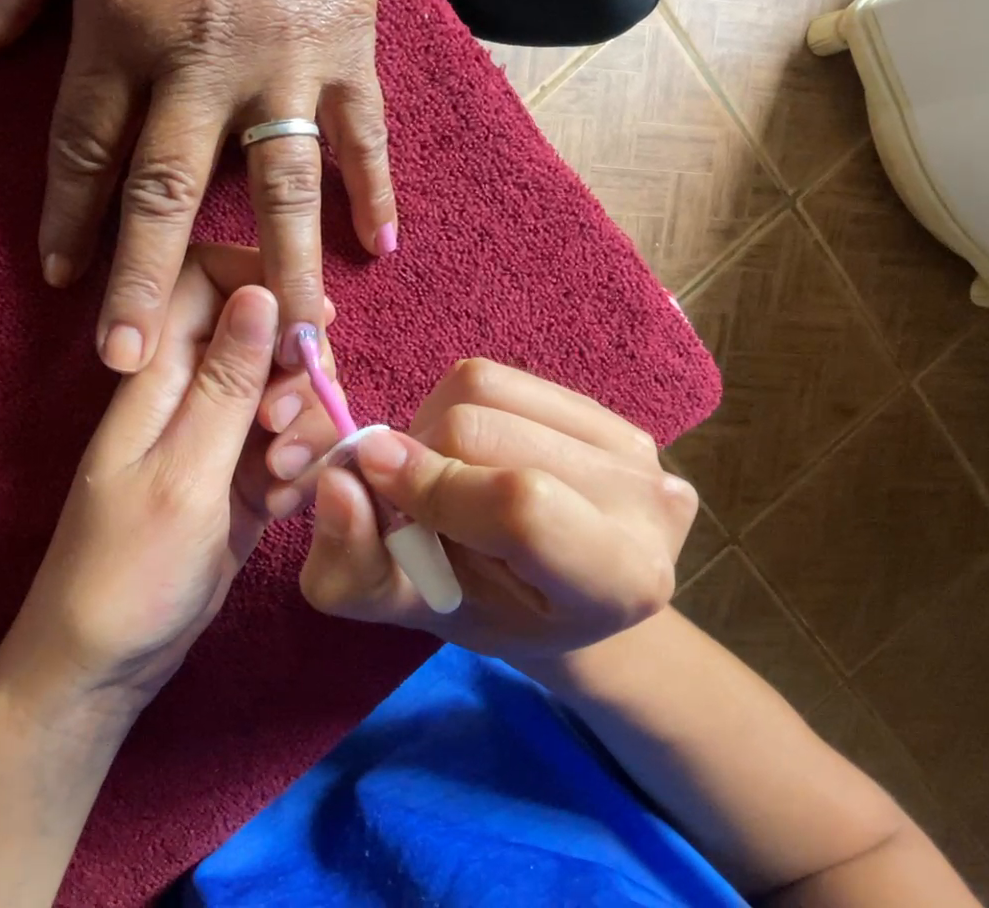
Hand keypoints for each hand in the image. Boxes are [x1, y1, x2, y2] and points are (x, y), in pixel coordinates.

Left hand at [0, 0, 413, 373]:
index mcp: (122, 14)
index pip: (84, 145)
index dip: (67, 218)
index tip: (59, 283)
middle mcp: (202, 56)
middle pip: (167, 193)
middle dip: (147, 284)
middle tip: (133, 362)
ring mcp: (285, 57)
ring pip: (277, 185)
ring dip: (279, 269)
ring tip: (288, 345)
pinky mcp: (350, 45)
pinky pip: (364, 131)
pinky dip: (374, 188)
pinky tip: (379, 245)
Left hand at [4, 247, 338, 702]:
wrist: (106, 663)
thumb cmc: (130, 570)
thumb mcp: (186, 473)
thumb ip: (227, 383)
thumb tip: (262, 293)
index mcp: (156, 375)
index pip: (205, 281)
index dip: (263, 285)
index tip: (310, 324)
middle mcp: (187, 395)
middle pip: (261, 336)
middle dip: (293, 371)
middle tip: (284, 428)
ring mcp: (214, 439)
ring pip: (282, 393)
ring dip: (300, 429)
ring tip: (280, 483)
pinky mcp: (237, 479)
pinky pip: (285, 446)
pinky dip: (295, 470)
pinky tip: (280, 510)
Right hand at [273, 359, 695, 662]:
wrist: (559, 594)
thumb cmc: (488, 613)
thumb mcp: (411, 611)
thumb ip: (357, 566)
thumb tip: (339, 478)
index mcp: (617, 582)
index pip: (522, 506)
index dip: (436, 485)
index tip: (372, 478)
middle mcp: (649, 505)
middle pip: (487, 432)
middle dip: (421, 459)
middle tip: (417, 503)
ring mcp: (640, 449)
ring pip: (487, 390)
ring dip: (434, 427)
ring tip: (449, 477)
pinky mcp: (612, 410)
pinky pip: (500, 376)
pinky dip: (458, 406)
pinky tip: (476, 452)